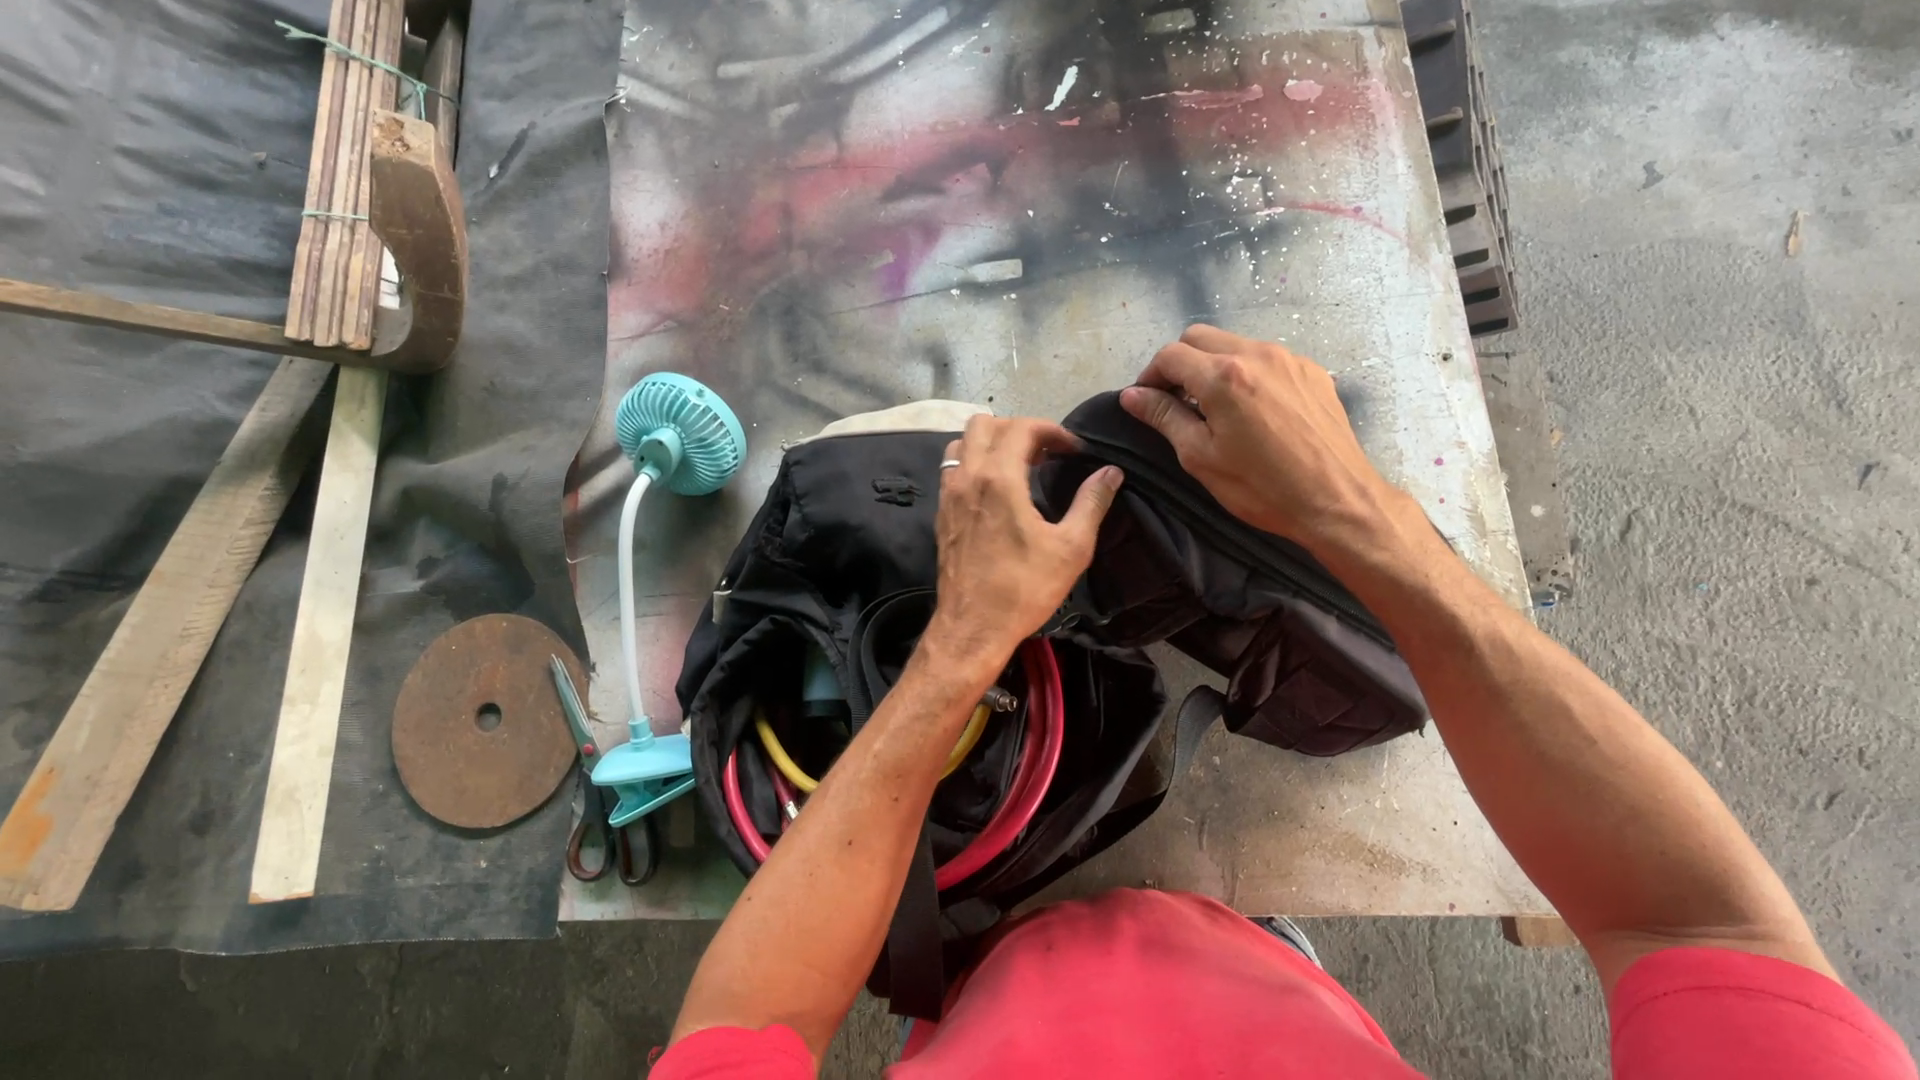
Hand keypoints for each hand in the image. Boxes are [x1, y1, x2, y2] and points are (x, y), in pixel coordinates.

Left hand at [927, 416, 1122, 671]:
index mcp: (999, 479)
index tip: (1073, 450)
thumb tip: (1111, 472)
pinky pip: (952, 470)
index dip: (1052, 430)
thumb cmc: (1024, 589)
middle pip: (984, 425)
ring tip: (1019, 465)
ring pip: (961, 444)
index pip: (1022, 428)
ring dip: (991, 443)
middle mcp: (967, 478)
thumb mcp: (1071, 548)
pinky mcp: (941, 514)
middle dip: (1018, 429)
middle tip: (1046, 452)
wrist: (973, 627)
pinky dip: (974, 464)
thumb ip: (1091, 503)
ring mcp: (948, 496)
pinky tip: (996, 490)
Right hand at [1119, 324, 1411, 557]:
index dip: (1150, 376)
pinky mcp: (1312, 372)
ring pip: (1235, 344)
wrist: (1336, 500)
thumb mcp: (1200, 456)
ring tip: (1215, 407)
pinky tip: (1253, 410)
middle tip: (1176, 400)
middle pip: (1200, 337)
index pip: (1170, 355)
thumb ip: (1164, 417)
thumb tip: (1132, 395)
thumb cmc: (1261, 487)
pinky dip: (1247, 374)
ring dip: (1214, 366)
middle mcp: (1256, 354)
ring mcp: (1289, 359)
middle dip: (1180, 363)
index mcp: (1223, 376)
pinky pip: (1267, 359)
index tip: (1147, 401)